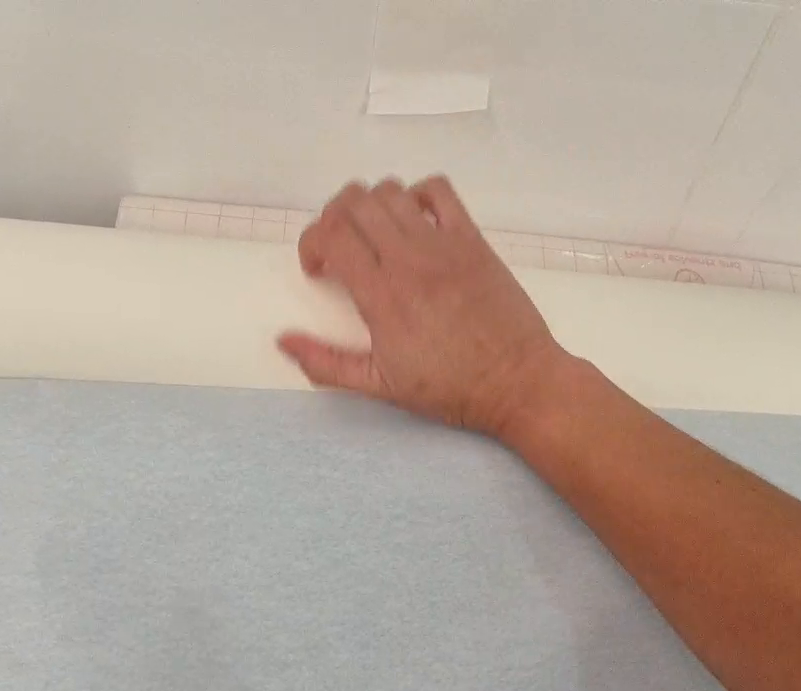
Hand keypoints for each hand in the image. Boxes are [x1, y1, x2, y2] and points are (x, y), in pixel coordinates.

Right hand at [277, 176, 580, 437]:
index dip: (311, 243)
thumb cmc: (448, 389)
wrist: (516, 381)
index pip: (331, 235)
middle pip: (355, 201)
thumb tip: (284, 341)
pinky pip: (438, 190)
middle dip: (333, 218)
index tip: (318, 270)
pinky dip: (416, 194)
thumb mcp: (380, 385)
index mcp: (381, 297)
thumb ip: (327, 363)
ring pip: (391, 191)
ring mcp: (443, 244)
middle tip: (339, 250)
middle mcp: (408, 259)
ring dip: (370, 205)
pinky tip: (413, 223)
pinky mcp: (472, 239)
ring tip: (373, 237)